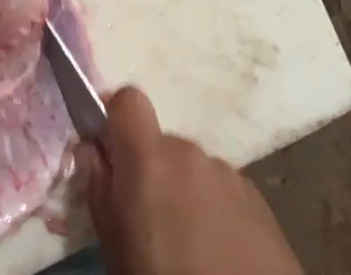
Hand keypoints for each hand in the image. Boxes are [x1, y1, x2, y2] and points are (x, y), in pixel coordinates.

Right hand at [82, 88, 305, 274]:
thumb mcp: (112, 242)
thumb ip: (98, 186)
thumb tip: (92, 149)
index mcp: (149, 158)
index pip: (129, 100)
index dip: (116, 118)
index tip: (111, 151)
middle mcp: (190, 154)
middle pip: (161, 143)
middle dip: (151, 171)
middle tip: (149, 220)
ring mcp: (228, 174)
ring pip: (192, 169)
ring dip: (183, 192)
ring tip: (187, 243)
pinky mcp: (258, 199)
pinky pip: (221, 189)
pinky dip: (214, 209)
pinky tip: (217, 250)